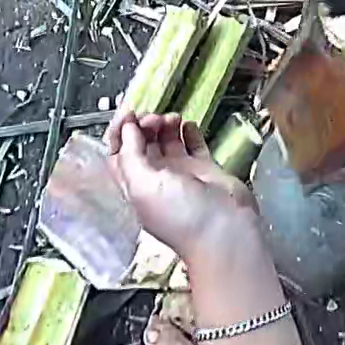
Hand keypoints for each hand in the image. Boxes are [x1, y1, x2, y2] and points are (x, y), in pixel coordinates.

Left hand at [105, 110, 258, 261]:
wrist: (225, 230)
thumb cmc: (181, 216)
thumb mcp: (143, 185)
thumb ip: (131, 155)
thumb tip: (127, 129)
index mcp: (135, 186)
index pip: (120, 153)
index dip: (121, 132)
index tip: (129, 114)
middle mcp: (156, 179)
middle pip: (142, 144)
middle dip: (144, 125)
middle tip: (154, 118)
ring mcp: (181, 174)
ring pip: (167, 141)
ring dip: (166, 125)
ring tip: (173, 119)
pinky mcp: (205, 170)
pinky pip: (194, 144)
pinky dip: (190, 132)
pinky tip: (190, 125)